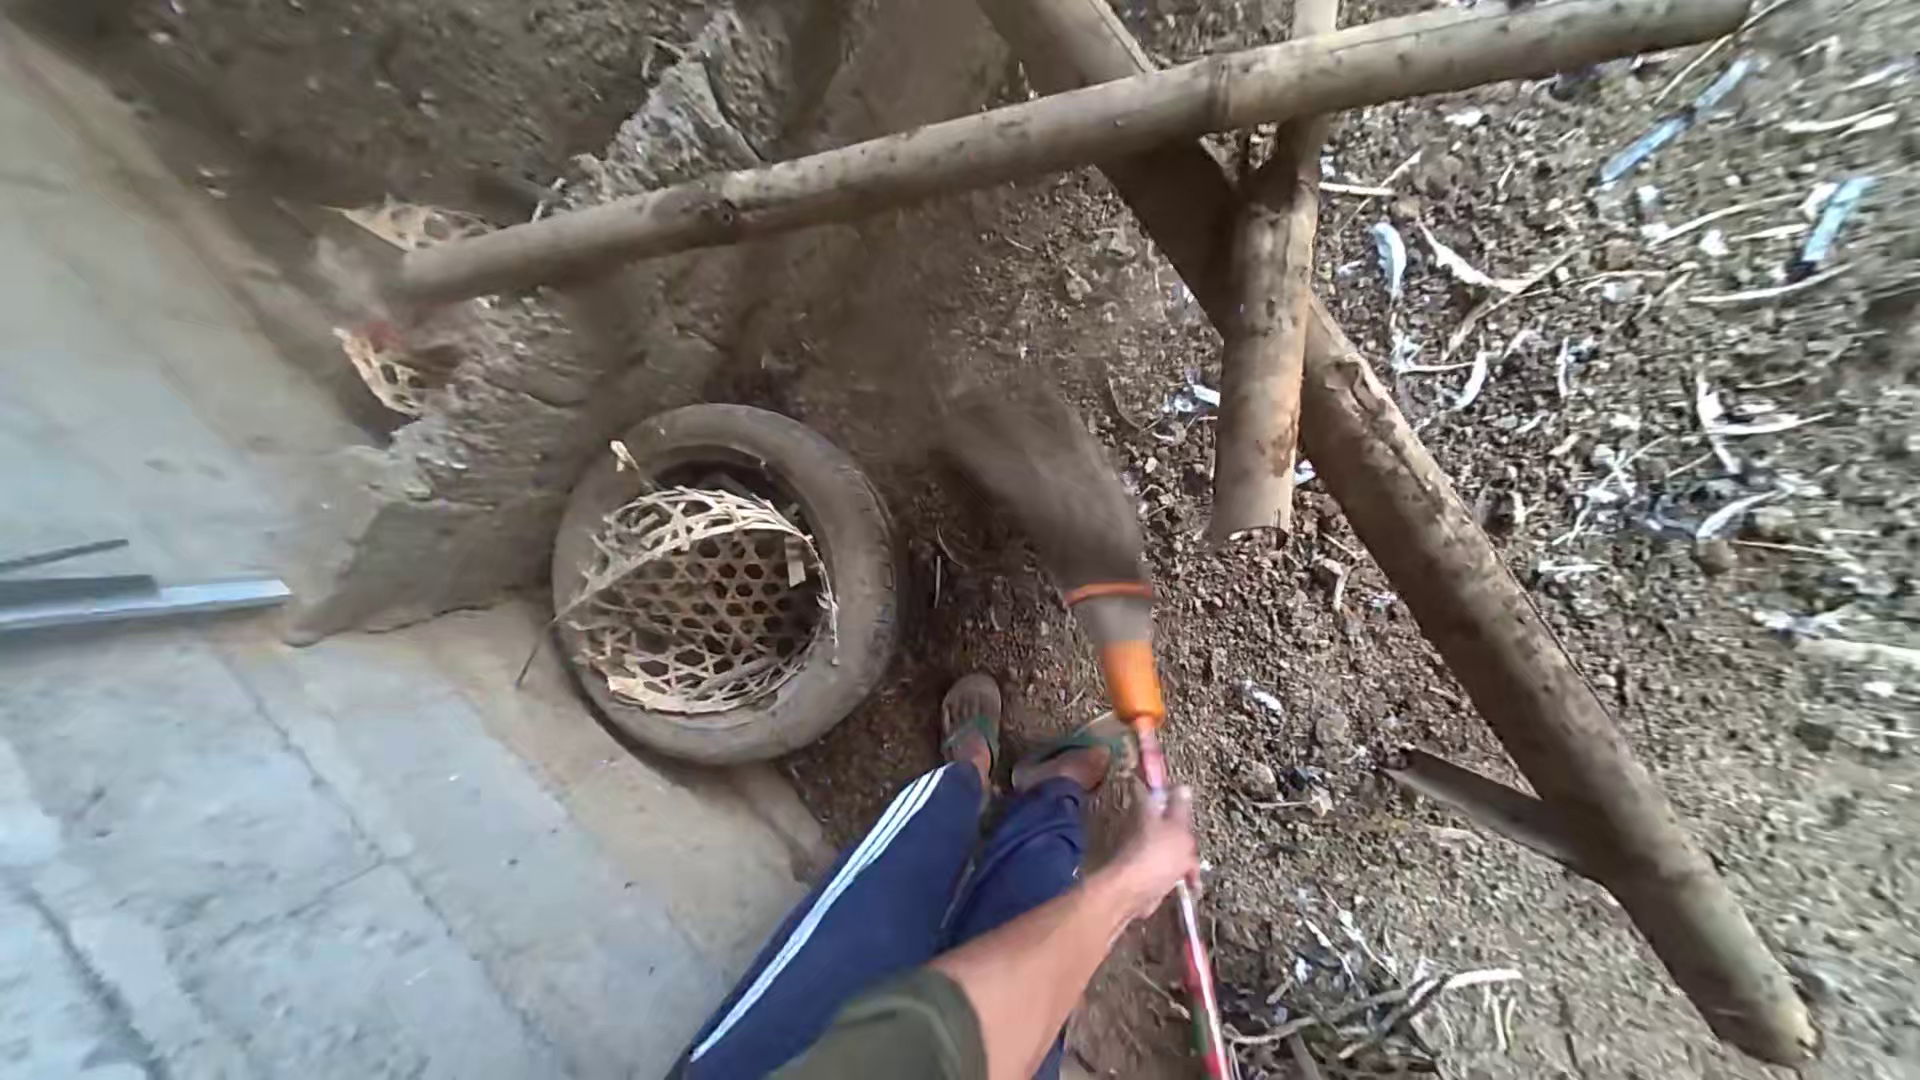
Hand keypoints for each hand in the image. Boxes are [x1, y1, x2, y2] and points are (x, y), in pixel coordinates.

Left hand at [1105, 783, 1198, 919]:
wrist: (1135, 889)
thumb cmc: (1158, 854)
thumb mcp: (1177, 827)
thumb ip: (1181, 807)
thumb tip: (1183, 787)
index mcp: (1147, 806)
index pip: (1157, 791)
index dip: (1171, 794)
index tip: (1184, 806)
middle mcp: (1143, 822)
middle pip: (1172, 822)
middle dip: (1186, 837)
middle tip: (1190, 848)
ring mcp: (1144, 845)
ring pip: (1173, 845)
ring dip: (1186, 860)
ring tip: (1191, 873)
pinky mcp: (1148, 866)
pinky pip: (1169, 865)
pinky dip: (1179, 874)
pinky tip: (1189, 885)